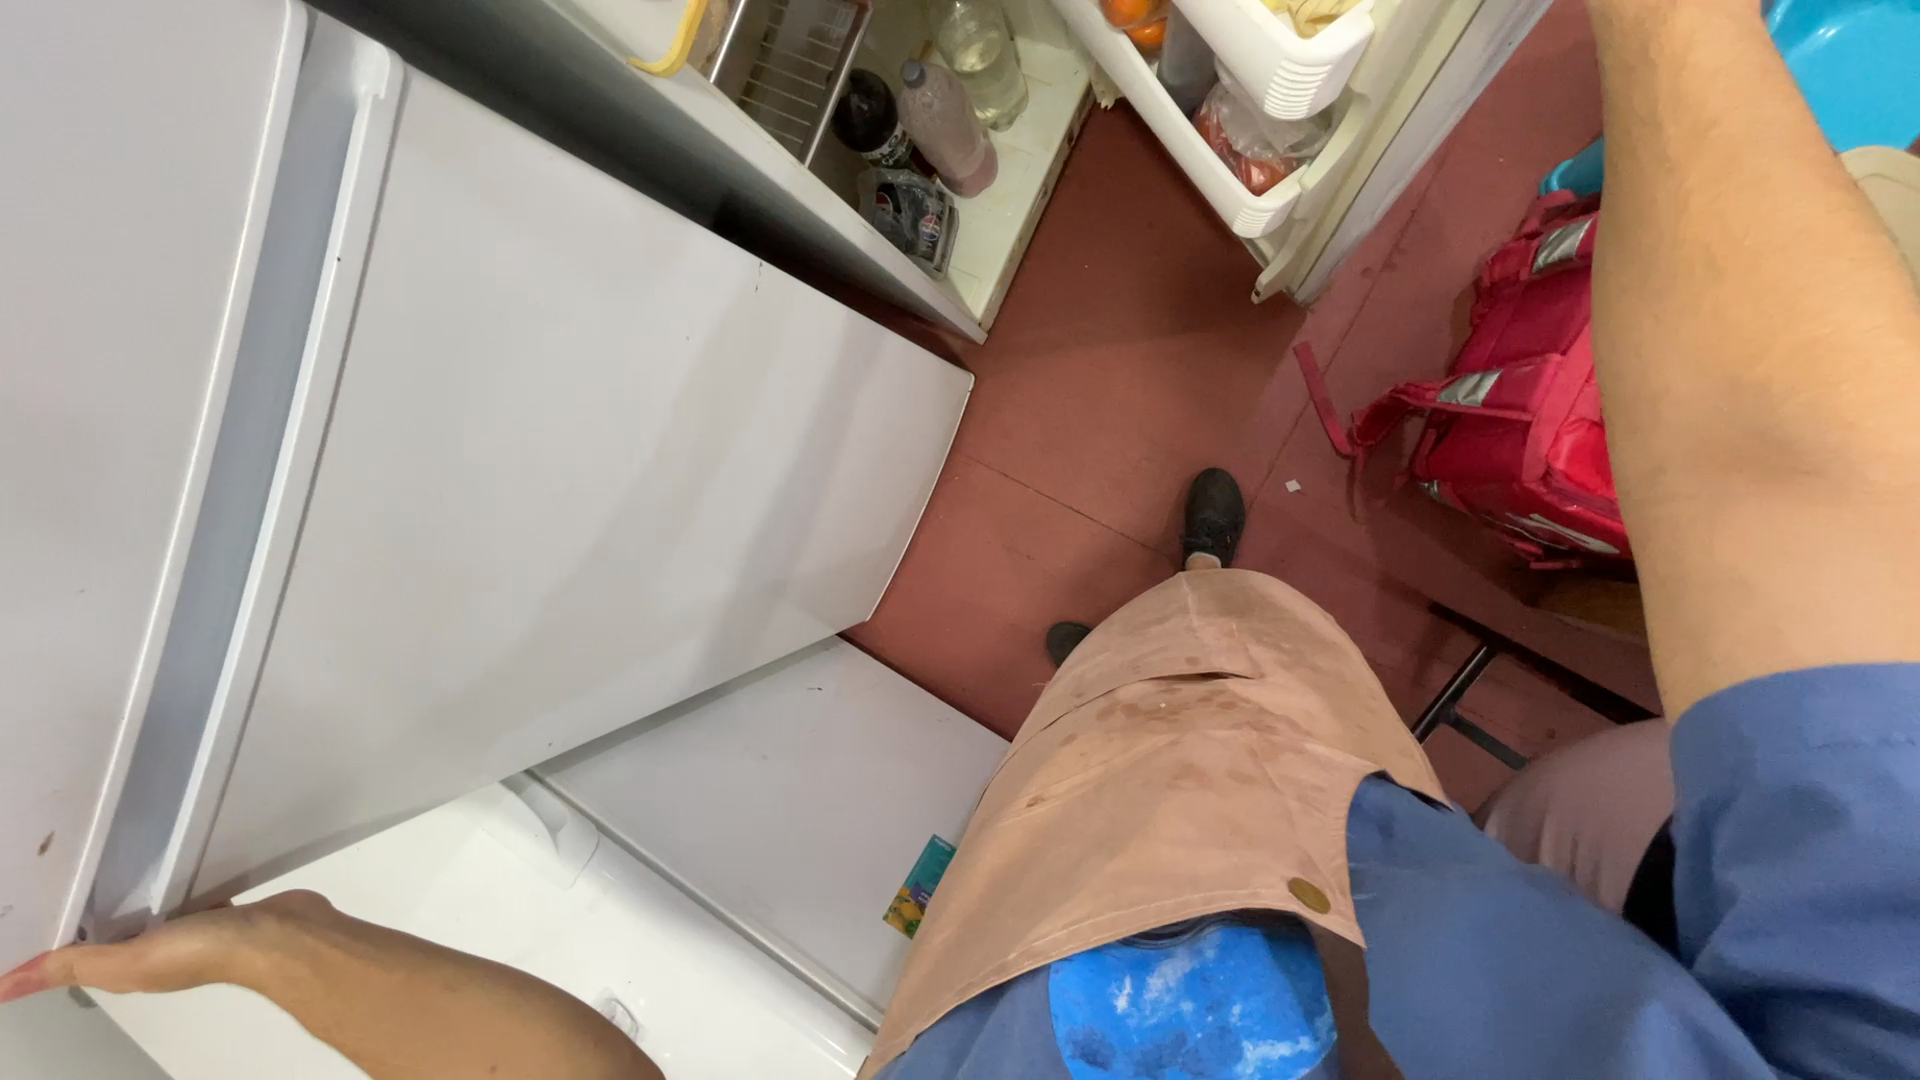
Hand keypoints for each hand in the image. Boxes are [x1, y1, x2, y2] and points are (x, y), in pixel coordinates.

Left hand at [0, 890, 330, 1002]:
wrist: (287, 934)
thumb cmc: (207, 950)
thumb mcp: (135, 959)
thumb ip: (78, 964)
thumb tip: (0, 988)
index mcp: (131, 968)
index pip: (81, 954)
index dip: (57, 938)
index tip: (42, 905)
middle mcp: (160, 952)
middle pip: (119, 931)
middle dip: (100, 910)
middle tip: (81, 872)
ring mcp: (199, 929)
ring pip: (160, 910)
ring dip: (146, 893)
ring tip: (130, 859)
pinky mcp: (232, 907)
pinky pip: (199, 893)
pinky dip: (190, 882)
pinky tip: (191, 862)